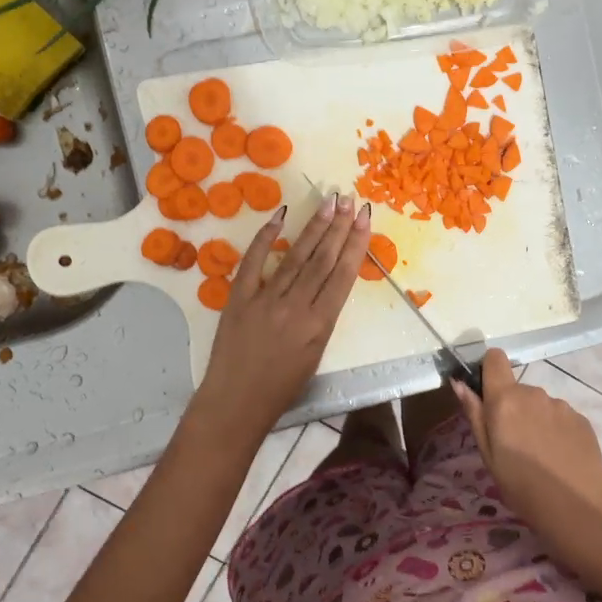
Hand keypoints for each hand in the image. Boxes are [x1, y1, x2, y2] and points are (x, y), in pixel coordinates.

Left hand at [192, 193, 370, 434]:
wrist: (236, 402)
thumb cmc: (281, 387)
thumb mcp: (316, 354)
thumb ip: (323, 318)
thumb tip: (329, 284)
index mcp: (320, 324)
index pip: (343, 274)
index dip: (356, 243)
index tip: (365, 218)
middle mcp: (296, 306)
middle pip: (322, 259)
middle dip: (338, 227)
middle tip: (349, 200)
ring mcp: (266, 299)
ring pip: (295, 256)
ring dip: (314, 227)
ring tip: (328, 203)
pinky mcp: (238, 297)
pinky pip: (253, 261)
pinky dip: (265, 237)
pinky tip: (280, 217)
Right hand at [453, 349, 601, 537]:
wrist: (576, 506)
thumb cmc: (521, 485)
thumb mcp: (488, 455)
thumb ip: (475, 415)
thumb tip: (459, 383)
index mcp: (505, 399)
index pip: (495, 358)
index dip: (489, 370)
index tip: (487, 395)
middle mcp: (534, 393)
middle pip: (517, 390)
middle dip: (512, 408)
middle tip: (513, 444)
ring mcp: (561, 405)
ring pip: (539, 405)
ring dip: (535, 420)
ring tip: (539, 456)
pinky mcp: (581, 418)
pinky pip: (560, 417)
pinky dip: (556, 431)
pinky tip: (559, 458)